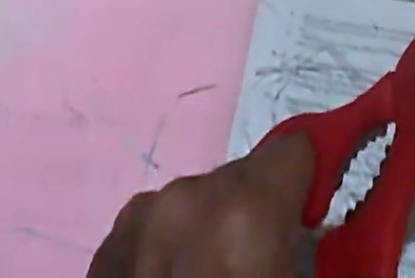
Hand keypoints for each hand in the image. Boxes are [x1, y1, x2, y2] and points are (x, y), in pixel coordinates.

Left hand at [88, 133, 312, 276]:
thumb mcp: (288, 277)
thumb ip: (305, 243)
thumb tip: (310, 223)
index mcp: (246, 211)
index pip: (296, 149)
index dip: (308, 182)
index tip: (310, 217)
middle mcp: (190, 198)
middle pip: (245, 178)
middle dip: (256, 215)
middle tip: (254, 269)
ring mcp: (139, 220)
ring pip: (199, 201)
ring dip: (209, 231)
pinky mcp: (104, 247)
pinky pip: (156, 225)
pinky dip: (169, 249)